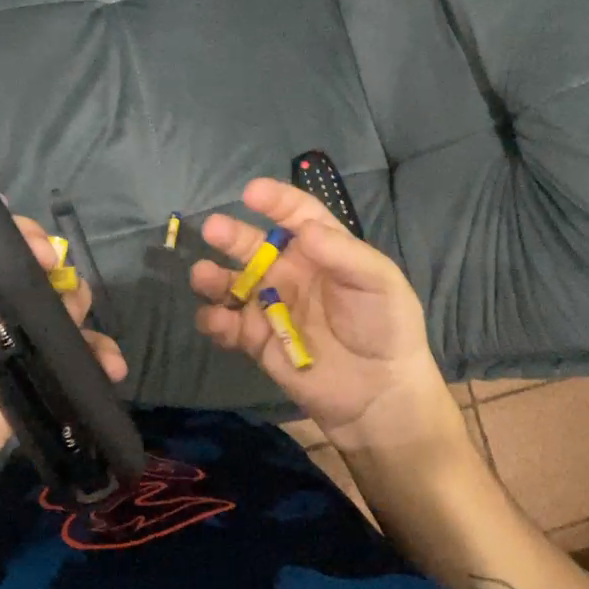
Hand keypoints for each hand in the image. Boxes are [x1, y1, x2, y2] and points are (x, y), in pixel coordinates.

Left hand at [0, 214, 128, 475]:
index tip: (17, 234)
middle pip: (16, 254)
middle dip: (42, 254)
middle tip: (50, 268)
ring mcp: (11, 324)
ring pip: (53, 293)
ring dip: (73, 297)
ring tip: (73, 317)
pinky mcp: (37, 360)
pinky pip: (75, 348)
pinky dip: (97, 350)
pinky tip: (107, 364)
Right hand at [190, 178, 454, 446]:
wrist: (379, 396)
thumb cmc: (386, 329)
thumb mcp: (379, 283)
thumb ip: (343, 254)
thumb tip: (303, 230)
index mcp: (323, 252)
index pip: (296, 216)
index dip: (275, 201)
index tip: (251, 192)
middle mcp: (291, 273)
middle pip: (254, 246)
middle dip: (231, 236)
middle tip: (212, 229)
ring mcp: (270, 307)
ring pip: (232, 283)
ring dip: (213, 278)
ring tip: (202, 276)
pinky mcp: (256, 341)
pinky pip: (227, 325)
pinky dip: (214, 320)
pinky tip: (214, 319)